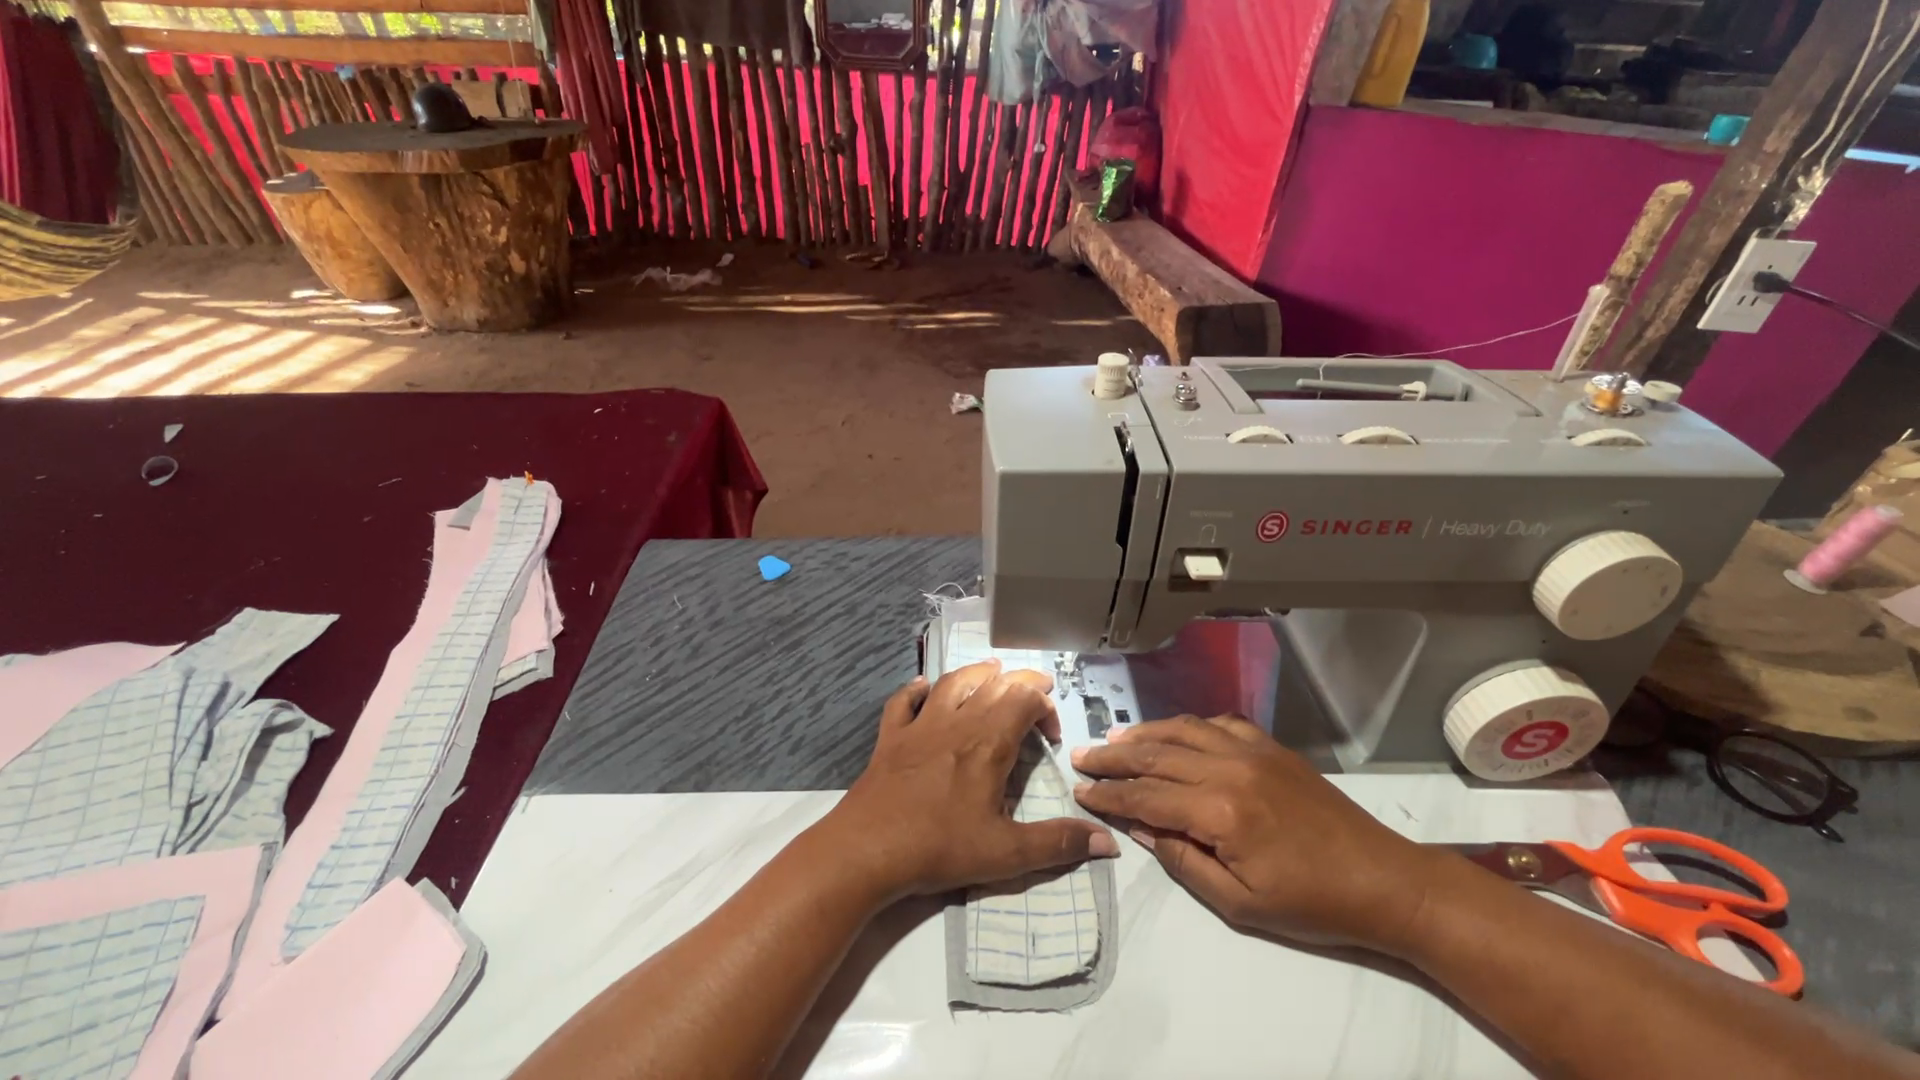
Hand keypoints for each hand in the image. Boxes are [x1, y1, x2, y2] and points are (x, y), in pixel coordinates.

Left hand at [823, 660, 1118, 902]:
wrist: (867, 850)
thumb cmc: (940, 848)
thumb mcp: (1007, 855)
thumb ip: (1057, 844)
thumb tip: (1108, 842)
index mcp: (988, 744)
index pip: (1025, 701)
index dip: (1045, 708)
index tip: (1051, 737)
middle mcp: (956, 723)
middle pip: (993, 684)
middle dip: (1019, 682)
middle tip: (1035, 690)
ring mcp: (919, 727)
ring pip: (951, 683)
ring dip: (975, 674)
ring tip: (991, 672)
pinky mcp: (889, 738)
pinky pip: (903, 701)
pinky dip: (916, 689)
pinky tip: (924, 687)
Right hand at [1071, 715, 1437, 953]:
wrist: (1383, 881)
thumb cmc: (1311, 904)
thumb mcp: (1239, 904)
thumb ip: (1184, 862)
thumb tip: (1142, 830)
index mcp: (1220, 812)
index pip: (1147, 796)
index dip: (1109, 794)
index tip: (1078, 791)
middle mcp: (1230, 769)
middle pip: (1157, 755)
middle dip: (1114, 757)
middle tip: (1081, 757)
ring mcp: (1253, 751)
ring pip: (1184, 729)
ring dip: (1145, 733)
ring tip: (1114, 738)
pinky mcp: (1273, 748)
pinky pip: (1220, 723)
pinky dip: (1189, 725)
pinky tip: (1174, 733)